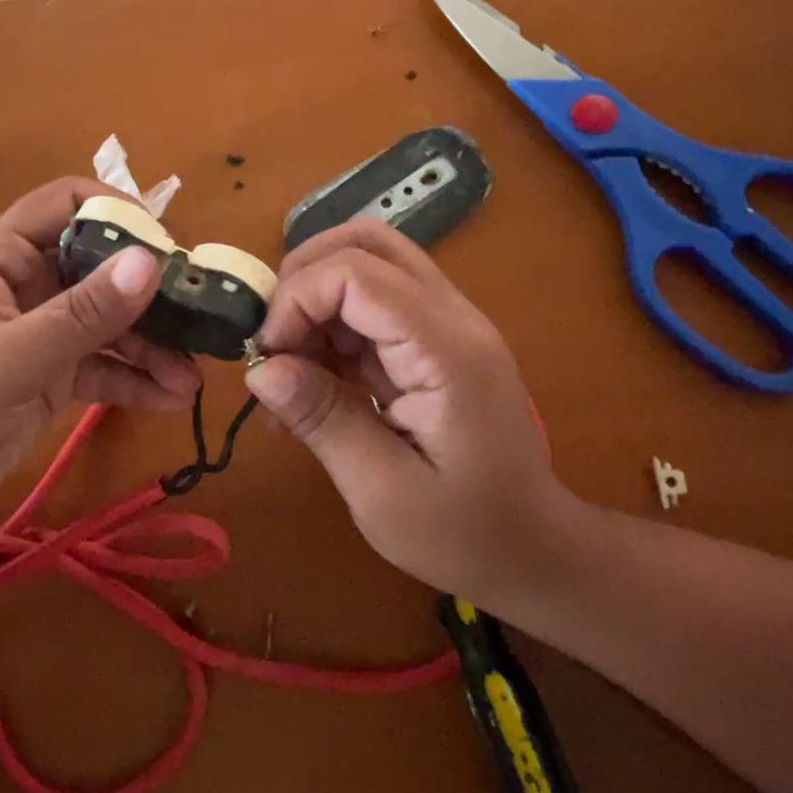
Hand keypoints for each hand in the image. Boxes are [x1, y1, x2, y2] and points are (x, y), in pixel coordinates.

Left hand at [0, 178, 200, 511]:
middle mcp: (28, 284)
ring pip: (110, 321)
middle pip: (100, 266)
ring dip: (153, 345)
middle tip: (199, 319)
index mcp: (3, 257)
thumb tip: (150, 261)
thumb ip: (82, 314)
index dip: (117, 212)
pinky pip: (104, 364)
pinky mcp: (53, 373)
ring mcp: (42, 330)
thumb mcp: (13, 358)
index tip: (166, 248)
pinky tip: (173, 399)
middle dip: (150, 293)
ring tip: (194, 378)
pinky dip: (136, 379)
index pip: (65, 205)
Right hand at [243, 218, 574, 598]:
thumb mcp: (382, 492)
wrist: (533, 549)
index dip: (296, 300)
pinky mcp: (433, 341)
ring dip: (313, 301)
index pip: (356, 273)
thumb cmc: (464, 534)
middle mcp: (452, 318)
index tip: (266, 360)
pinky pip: (371, 304)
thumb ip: (323, 420)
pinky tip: (311, 380)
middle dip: (302, 279)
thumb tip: (259, 370)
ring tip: (288, 368)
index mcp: (446, 352)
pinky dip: (328, 326)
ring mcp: (446, 324)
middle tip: (272, 344)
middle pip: (365, 242)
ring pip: (366, 264)